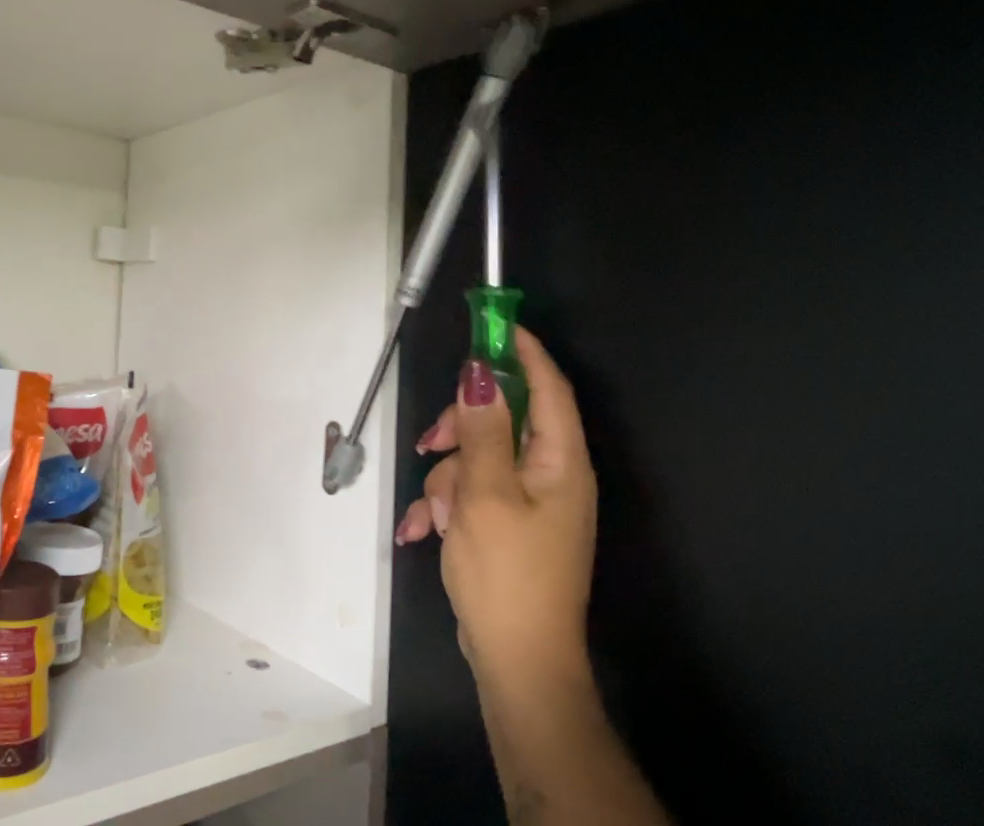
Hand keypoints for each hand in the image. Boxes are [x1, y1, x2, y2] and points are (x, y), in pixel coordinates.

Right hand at [395, 328, 597, 681]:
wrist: (517, 658)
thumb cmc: (508, 572)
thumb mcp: (484, 495)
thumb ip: (480, 431)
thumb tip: (479, 373)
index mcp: (559, 462)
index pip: (547, 388)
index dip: (522, 352)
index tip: (491, 324)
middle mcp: (550, 475)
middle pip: (500, 421)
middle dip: (459, 429)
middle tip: (430, 442)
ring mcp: (528, 502)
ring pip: (475, 459)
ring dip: (445, 481)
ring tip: (435, 518)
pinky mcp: (506, 525)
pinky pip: (469, 495)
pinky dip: (444, 508)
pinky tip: (423, 533)